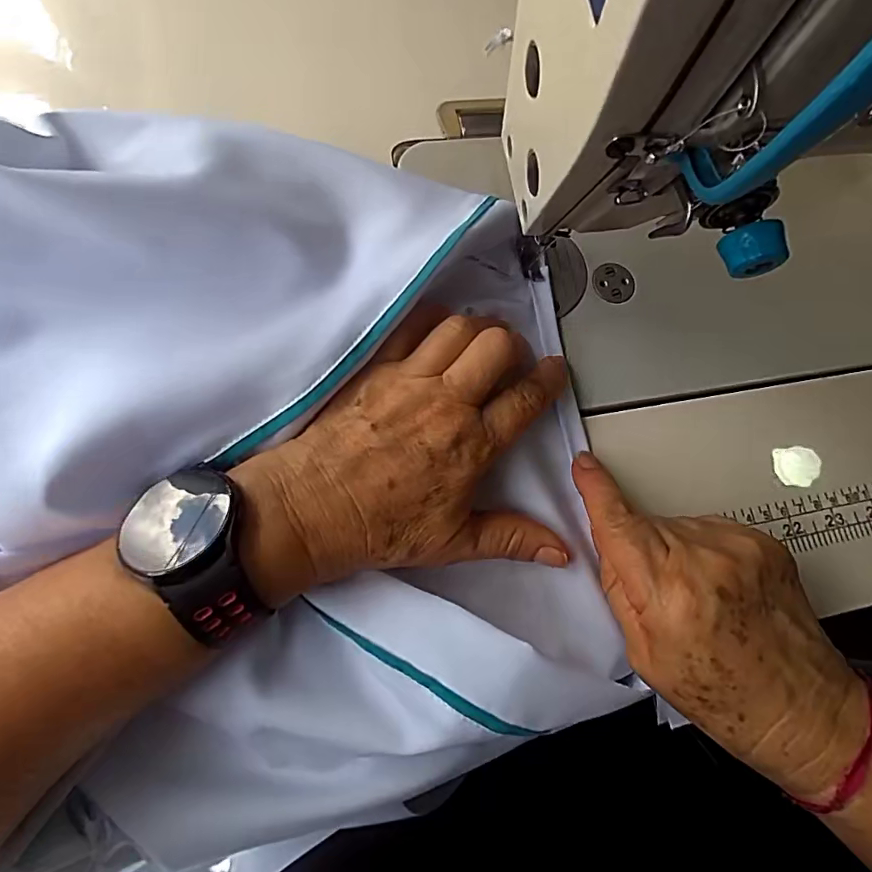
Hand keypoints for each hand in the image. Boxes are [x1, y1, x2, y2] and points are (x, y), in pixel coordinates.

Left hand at [231, 305, 571, 603]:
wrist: (314, 507)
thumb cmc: (379, 527)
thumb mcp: (452, 542)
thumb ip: (510, 538)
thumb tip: (558, 551)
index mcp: (472, 444)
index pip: (526, 397)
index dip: (549, 378)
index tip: (554, 371)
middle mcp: (445, 403)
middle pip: (498, 345)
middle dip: (514, 344)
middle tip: (510, 358)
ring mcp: (408, 381)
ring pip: (457, 326)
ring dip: (475, 328)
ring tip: (474, 343)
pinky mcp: (374, 371)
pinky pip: (409, 326)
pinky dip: (428, 321)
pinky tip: (432, 333)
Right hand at [570, 452, 869, 801]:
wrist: (802, 708)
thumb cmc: (725, 694)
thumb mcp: (644, 653)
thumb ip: (619, 591)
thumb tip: (606, 547)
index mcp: (667, 593)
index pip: (618, 525)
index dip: (596, 491)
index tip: (585, 467)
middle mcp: (706, 561)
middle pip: (645, 526)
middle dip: (638, 548)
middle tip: (658, 594)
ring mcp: (739, 548)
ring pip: (676, 526)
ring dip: (674, 550)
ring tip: (698, 597)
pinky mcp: (763, 543)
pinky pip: (709, 530)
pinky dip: (704, 551)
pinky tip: (719, 587)